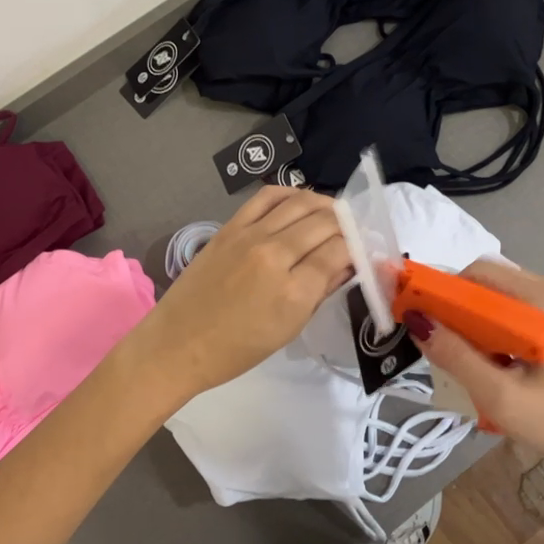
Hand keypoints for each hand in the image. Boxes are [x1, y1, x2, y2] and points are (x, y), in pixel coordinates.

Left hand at [128, 186, 353, 400]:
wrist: (178, 343)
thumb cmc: (237, 350)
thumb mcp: (289, 329)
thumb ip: (321, 291)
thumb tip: (348, 265)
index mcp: (294, 291)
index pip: (340, 252)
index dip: (359, 247)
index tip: (365, 250)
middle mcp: (275, 255)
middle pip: (325, 223)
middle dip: (347, 225)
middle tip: (354, 232)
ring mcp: (250, 236)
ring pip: (300, 202)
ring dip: (324, 204)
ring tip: (334, 214)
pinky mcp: (229, 227)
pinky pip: (267, 197)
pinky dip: (290, 193)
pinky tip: (301, 201)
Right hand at [407, 262, 543, 468]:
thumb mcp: (498, 395)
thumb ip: (455, 356)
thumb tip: (415, 320)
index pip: (480, 273)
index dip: (445, 291)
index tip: (423, 318)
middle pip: (488, 281)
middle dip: (458, 306)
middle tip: (442, 341)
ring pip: (497, 293)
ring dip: (473, 316)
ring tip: (463, 352)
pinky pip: (512, 305)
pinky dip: (491, 323)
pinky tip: (488, 355)